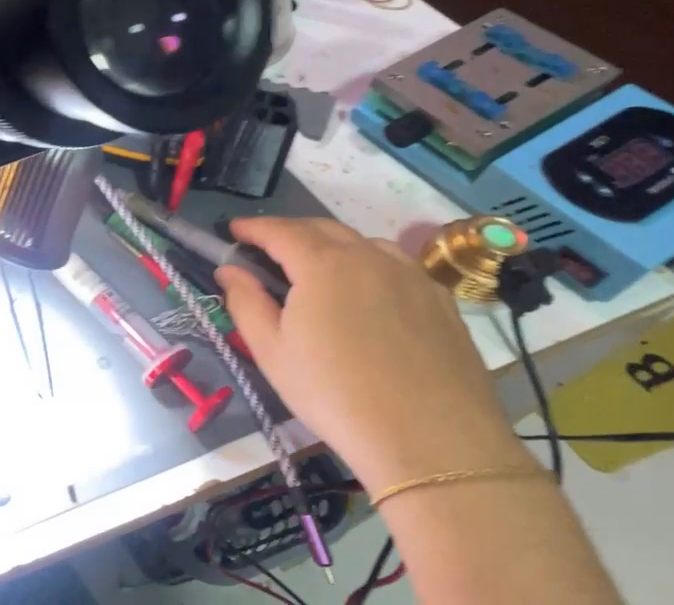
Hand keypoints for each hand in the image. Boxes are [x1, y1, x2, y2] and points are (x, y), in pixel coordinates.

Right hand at [216, 217, 535, 493]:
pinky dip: (372, 267)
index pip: (280, 230)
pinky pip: (399, 269)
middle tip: (269, 249)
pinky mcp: (444, 304)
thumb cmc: (336, 395)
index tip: (234, 231)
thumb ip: (245, 302)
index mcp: (323, 263)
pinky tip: (369, 296)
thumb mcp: (272, 352)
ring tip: (320, 270)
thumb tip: (229, 270)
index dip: (252, 228)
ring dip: (334, 246)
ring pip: (365, 244)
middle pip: (323, 229)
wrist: (434, 445)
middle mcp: (370, 257)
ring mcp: (413, 278)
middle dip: (291, 232)